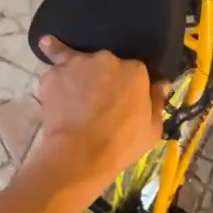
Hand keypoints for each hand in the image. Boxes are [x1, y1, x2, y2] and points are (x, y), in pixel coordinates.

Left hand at [26, 37, 167, 184]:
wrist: (80, 154)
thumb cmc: (122, 144)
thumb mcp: (152, 129)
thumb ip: (157, 102)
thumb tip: (161, 85)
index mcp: (134, 70)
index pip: (134, 70)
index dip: (128, 85)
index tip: (123, 100)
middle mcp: (106, 59)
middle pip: (106, 63)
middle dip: (103, 77)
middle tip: (98, 101)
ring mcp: (77, 64)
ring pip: (78, 63)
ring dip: (77, 74)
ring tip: (71, 90)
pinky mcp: (53, 75)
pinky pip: (55, 74)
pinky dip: (54, 80)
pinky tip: (50, 80)